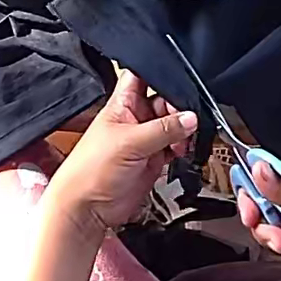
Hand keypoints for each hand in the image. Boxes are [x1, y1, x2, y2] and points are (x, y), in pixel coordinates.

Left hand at [45, 70, 197, 236]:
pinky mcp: (154, 158)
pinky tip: (184, 150)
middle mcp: (135, 118)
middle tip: (186, 118)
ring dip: (184, 129)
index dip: (159, 71)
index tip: (180, 75)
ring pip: (174, 124)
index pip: (142, 76)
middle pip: (165, 100)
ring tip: (184, 139)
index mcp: (123, 104)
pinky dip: (184, 147)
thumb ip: (164, 129)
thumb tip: (191, 118)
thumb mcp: (130, 142)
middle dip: (180, 107)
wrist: (88, 209)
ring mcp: (146, 138)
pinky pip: (176, 145)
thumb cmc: (91, 170)